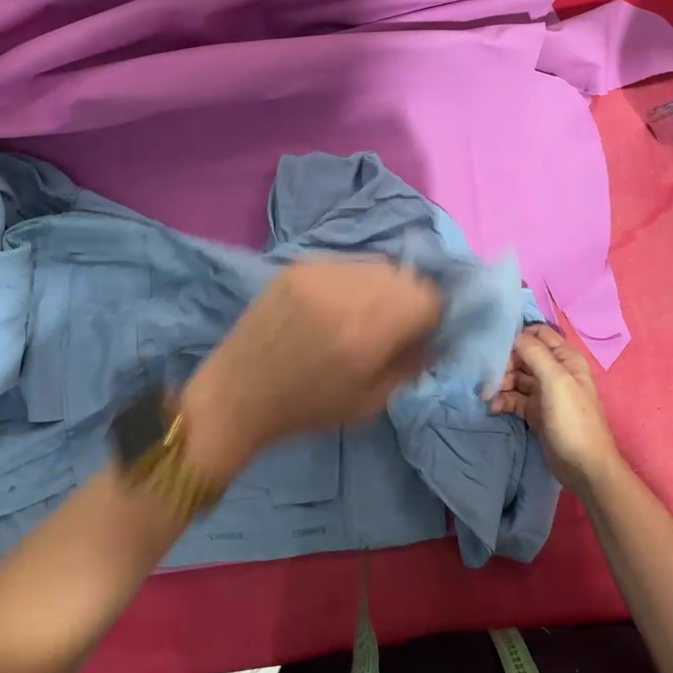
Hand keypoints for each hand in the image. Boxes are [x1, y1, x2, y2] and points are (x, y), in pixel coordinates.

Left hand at [183, 259, 441, 477]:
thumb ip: (409, 365)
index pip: (430, 298)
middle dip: (413, 298)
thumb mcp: (369, 403)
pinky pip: (348, 263)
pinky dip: (356, 280)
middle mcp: (348, 293)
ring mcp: (321, 273)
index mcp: (368, 333)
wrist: (236, 394)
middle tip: (398, 325)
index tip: (425, 333)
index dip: (435, 315)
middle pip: (408, 276)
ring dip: (385, 286)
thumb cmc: (306, 409)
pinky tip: (339, 304)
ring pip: (379, 265)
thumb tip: (435, 337)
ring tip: (366, 313)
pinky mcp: (300, 265)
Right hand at [489, 325, 623, 494]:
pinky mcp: (535, 412)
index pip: (538, 333)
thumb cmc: (573, 420)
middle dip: (504, 362)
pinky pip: (514, 398)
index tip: (495, 345)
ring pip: (516, 377)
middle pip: (523, 355)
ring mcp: (544, 392)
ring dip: (500, 383)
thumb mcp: (556, 382)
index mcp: (565, 358)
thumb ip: (535, 354)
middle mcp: (555, 371)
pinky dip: (503, 400)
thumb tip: (515, 336)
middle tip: (487, 376)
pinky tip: (494, 408)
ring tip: (486, 395)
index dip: (518, 336)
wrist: (584, 468)